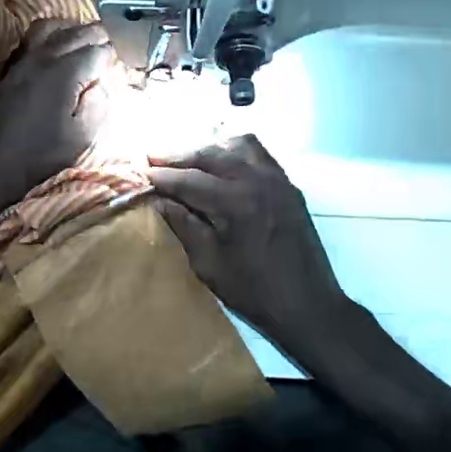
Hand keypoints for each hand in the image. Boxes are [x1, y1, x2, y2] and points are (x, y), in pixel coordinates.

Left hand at [0, 19, 114, 211]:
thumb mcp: (81, 137)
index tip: (118, 66)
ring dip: (72, 30)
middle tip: (108, 50)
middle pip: (77, 32)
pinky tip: (56, 49)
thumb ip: (98, 104)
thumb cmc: (39, 156)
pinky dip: (51, 35)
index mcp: (65, 73)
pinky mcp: (9, 68)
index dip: (112, 56)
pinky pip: (33, 37)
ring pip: (52, 27)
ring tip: (84, 43)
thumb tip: (99, 84)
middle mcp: (44, 58)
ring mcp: (23, 60)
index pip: (98, 50)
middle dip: (97, 38)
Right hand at [147, 135, 351, 355]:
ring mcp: (276, 180)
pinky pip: (259, 154)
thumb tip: (160, 201)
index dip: (163, 175)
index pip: (189, 179)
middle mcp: (257, 181)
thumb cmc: (253, 291)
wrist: (308, 304)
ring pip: (236, 146)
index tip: (142, 171)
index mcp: (235, 202)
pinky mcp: (288, 185)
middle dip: (179, 157)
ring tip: (189, 162)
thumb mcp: (208, 263)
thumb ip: (183, 225)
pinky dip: (235, 153)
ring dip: (208, 151)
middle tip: (155, 160)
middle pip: (210, 155)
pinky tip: (222, 166)